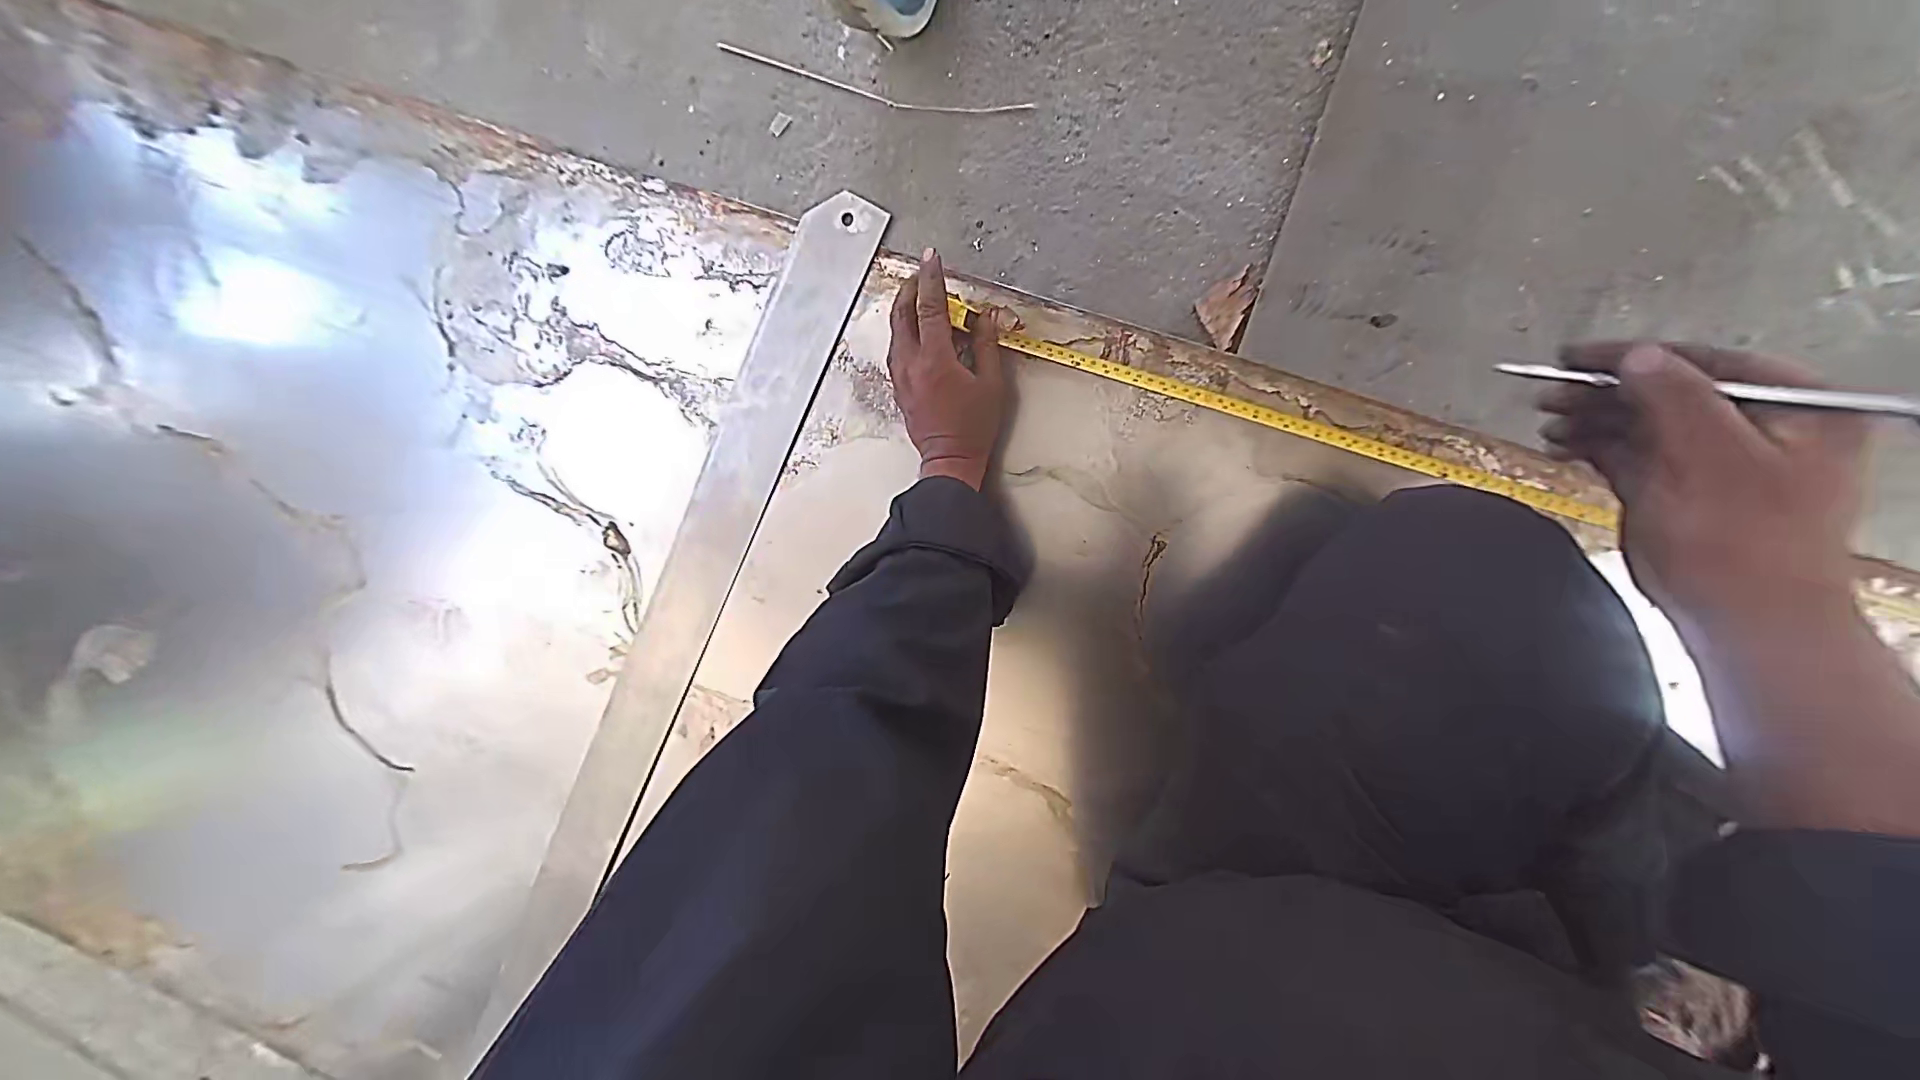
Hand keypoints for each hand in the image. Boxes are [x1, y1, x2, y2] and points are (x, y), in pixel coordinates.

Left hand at [888, 249, 1009, 490]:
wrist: (949, 459)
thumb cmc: (972, 428)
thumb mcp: (991, 384)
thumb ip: (987, 345)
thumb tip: (984, 318)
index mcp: (935, 360)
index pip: (930, 308)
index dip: (932, 279)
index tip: (932, 258)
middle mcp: (911, 364)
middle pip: (902, 314)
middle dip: (912, 290)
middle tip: (924, 276)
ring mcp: (901, 377)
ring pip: (896, 332)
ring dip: (906, 311)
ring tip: (922, 301)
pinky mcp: (899, 388)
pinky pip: (897, 350)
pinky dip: (905, 333)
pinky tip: (917, 333)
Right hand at [1538, 342, 1868, 631]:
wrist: (1739, 609)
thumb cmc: (1748, 544)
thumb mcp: (1715, 457)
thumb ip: (1679, 400)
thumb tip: (1640, 359)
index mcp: (1794, 411)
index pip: (1704, 364)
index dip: (1636, 357)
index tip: (1579, 357)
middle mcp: (1753, 429)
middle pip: (1665, 393)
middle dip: (1604, 392)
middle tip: (1553, 391)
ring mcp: (1709, 460)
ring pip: (1640, 422)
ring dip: (1591, 418)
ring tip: (1550, 417)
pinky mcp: (1671, 487)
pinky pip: (1627, 452)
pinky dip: (1592, 445)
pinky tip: (1564, 443)